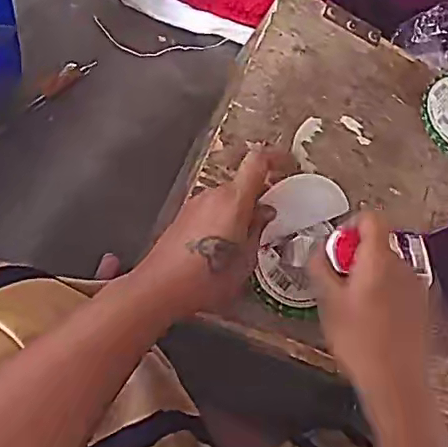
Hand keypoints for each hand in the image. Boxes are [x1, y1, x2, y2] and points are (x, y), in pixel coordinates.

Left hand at [137, 145, 285, 317]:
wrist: (159, 288)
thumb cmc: (207, 278)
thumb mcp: (246, 259)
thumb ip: (258, 230)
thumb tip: (265, 212)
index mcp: (235, 199)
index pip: (258, 160)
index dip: (276, 157)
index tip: (288, 166)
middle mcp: (215, 194)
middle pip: (243, 181)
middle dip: (260, 194)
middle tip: (271, 215)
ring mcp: (197, 203)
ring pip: (228, 196)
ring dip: (241, 208)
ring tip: (247, 236)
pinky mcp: (184, 215)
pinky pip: (212, 207)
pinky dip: (224, 217)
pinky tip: (224, 244)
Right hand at [308, 211, 433, 411]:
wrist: (395, 381)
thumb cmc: (358, 341)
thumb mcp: (327, 302)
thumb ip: (320, 267)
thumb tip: (318, 249)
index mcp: (379, 258)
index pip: (371, 218)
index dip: (351, 225)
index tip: (337, 248)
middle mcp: (402, 264)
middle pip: (378, 242)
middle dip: (356, 255)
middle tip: (338, 282)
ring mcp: (415, 283)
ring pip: (387, 264)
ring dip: (369, 273)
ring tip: (353, 305)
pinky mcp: (421, 303)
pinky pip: (398, 283)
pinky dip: (384, 290)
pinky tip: (372, 318)